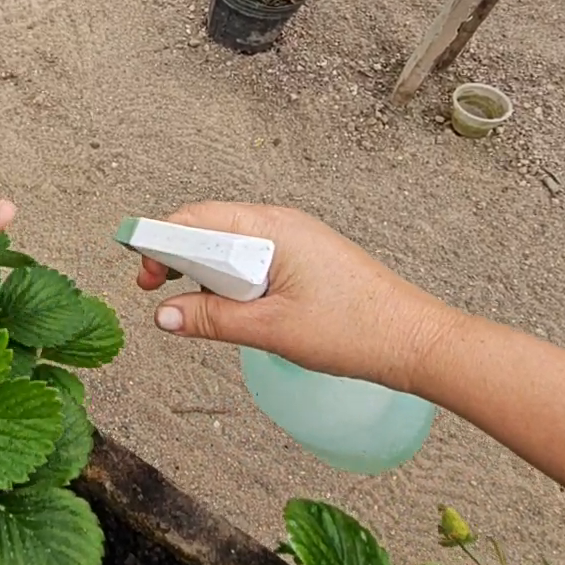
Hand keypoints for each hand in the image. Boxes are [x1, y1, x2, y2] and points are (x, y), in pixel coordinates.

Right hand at [135, 203, 458, 392]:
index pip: (196, 220)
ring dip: (204, 271)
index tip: (142, 273)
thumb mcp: (273, 329)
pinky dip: (229, 278)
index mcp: (271, 228)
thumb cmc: (358, 331)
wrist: (422, 344)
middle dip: (177, 258)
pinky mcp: (301, 257)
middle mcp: (279, 224)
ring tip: (198, 305)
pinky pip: (249, 257)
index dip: (160, 243)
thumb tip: (163, 316)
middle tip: (159, 293)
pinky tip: (231, 305)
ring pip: (227, 244)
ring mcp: (292, 239)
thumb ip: (211, 319)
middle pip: (207, 228)